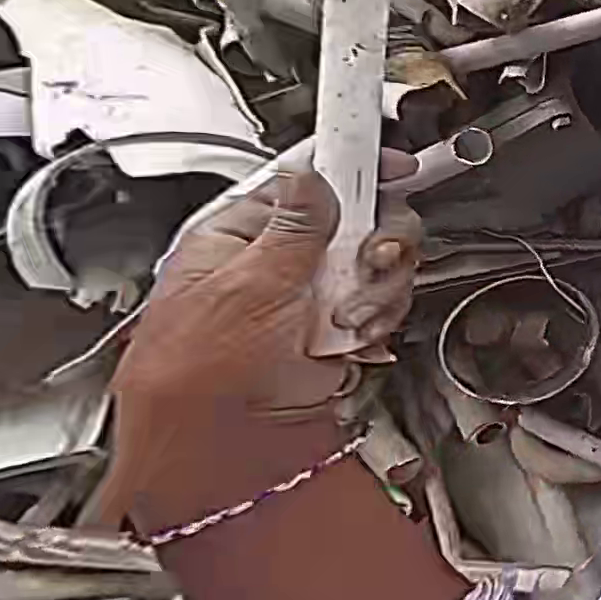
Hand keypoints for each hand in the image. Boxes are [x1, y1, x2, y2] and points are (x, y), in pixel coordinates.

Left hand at [89, 153, 422, 532]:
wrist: (238, 436)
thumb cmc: (206, 370)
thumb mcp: (244, 286)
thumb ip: (291, 227)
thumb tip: (313, 177)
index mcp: (246, 235)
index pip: (307, 181)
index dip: (353, 166)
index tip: (394, 163)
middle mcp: (291, 254)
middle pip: (367, 215)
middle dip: (381, 240)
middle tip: (376, 256)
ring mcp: (325, 282)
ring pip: (390, 254)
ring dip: (381, 286)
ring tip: (350, 317)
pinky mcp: (354, 309)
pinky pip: (394, 291)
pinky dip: (383, 311)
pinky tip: (355, 333)